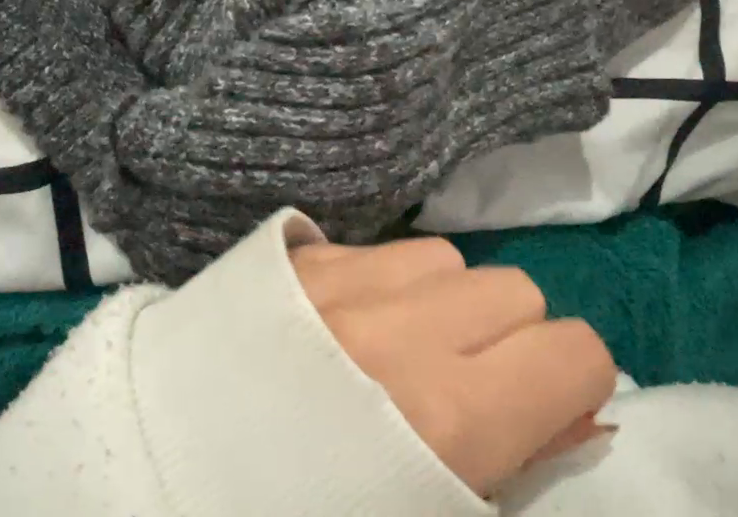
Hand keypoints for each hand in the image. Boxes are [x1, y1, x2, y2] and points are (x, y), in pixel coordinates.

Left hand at [290, 238, 617, 496]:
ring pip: (448, 259)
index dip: (566, 385)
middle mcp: (398, 330)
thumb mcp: (425, 516)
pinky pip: (380, 247)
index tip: (533, 410)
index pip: (575, 352)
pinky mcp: (293, 258)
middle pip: (515, 291)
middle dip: (506, 340)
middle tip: (457, 387)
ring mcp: (339, 281)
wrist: (157, 484)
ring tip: (392, 351)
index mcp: (443, 420)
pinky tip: (342, 325)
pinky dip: (384, 282)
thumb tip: (580, 410)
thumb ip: (518, 463)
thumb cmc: (299, 513)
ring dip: (442, 302)